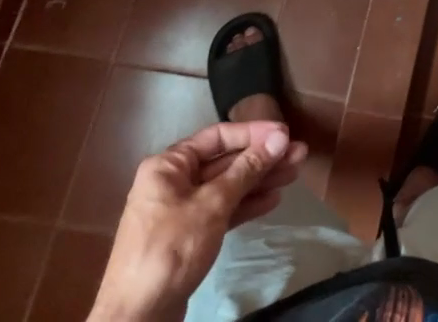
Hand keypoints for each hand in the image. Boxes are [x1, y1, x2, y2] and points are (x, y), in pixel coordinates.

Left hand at [89, 120, 308, 321]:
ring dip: (259, 180)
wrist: (138, 316)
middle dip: (262, 158)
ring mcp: (180, 211)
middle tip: (299, 154)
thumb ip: (246, 170)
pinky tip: (273, 200)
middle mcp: (173, 182)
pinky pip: (222, 211)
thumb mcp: (212, 205)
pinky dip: (246, 204)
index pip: (217, 136)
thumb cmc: (172, 249)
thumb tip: (278, 138)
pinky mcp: (189, 236)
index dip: (253, 133)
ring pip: (227, 187)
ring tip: (294, 174)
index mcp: (168, 166)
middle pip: (224, 161)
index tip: (286, 134)